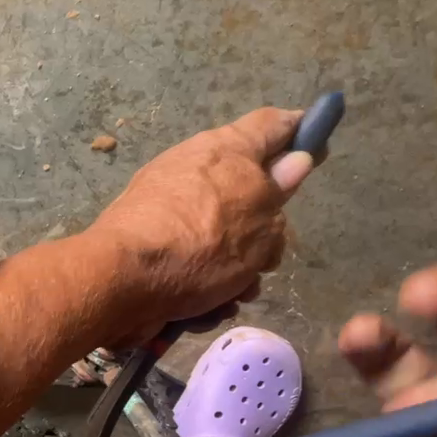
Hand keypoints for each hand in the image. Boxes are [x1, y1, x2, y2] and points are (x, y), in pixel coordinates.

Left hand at [92, 107, 314, 324]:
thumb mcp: (260, 216)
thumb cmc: (200, 243)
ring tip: (233, 294)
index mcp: (222, 151)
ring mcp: (163, 216)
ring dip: (233, 274)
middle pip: (245, 197)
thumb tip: (292, 162)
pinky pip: (187, 270)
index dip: (298, 132)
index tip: (316, 146)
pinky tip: (200, 311)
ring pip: (219, 242)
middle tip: (266, 260)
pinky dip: (199, 292)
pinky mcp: (145, 255)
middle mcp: (189, 175)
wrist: (120, 284)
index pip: (271, 125)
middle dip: (262, 235)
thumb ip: (279, 191)